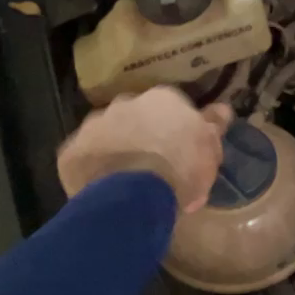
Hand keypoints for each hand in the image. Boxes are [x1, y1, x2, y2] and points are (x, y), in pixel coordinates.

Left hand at [56, 87, 233, 213]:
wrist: (133, 195)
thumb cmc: (180, 169)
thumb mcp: (210, 150)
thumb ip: (214, 126)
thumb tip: (222, 108)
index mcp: (163, 99)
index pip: (174, 108)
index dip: (179, 130)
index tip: (184, 151)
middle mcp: (126, 103)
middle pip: (139, 117)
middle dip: (145, 135)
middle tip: (156, 165)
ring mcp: (95, 125)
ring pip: (110, 134)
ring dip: (119, 149)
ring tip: (130, 181)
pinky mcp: (71, 151)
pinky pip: (86, 158)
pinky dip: (95, 169)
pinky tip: (106, 189)